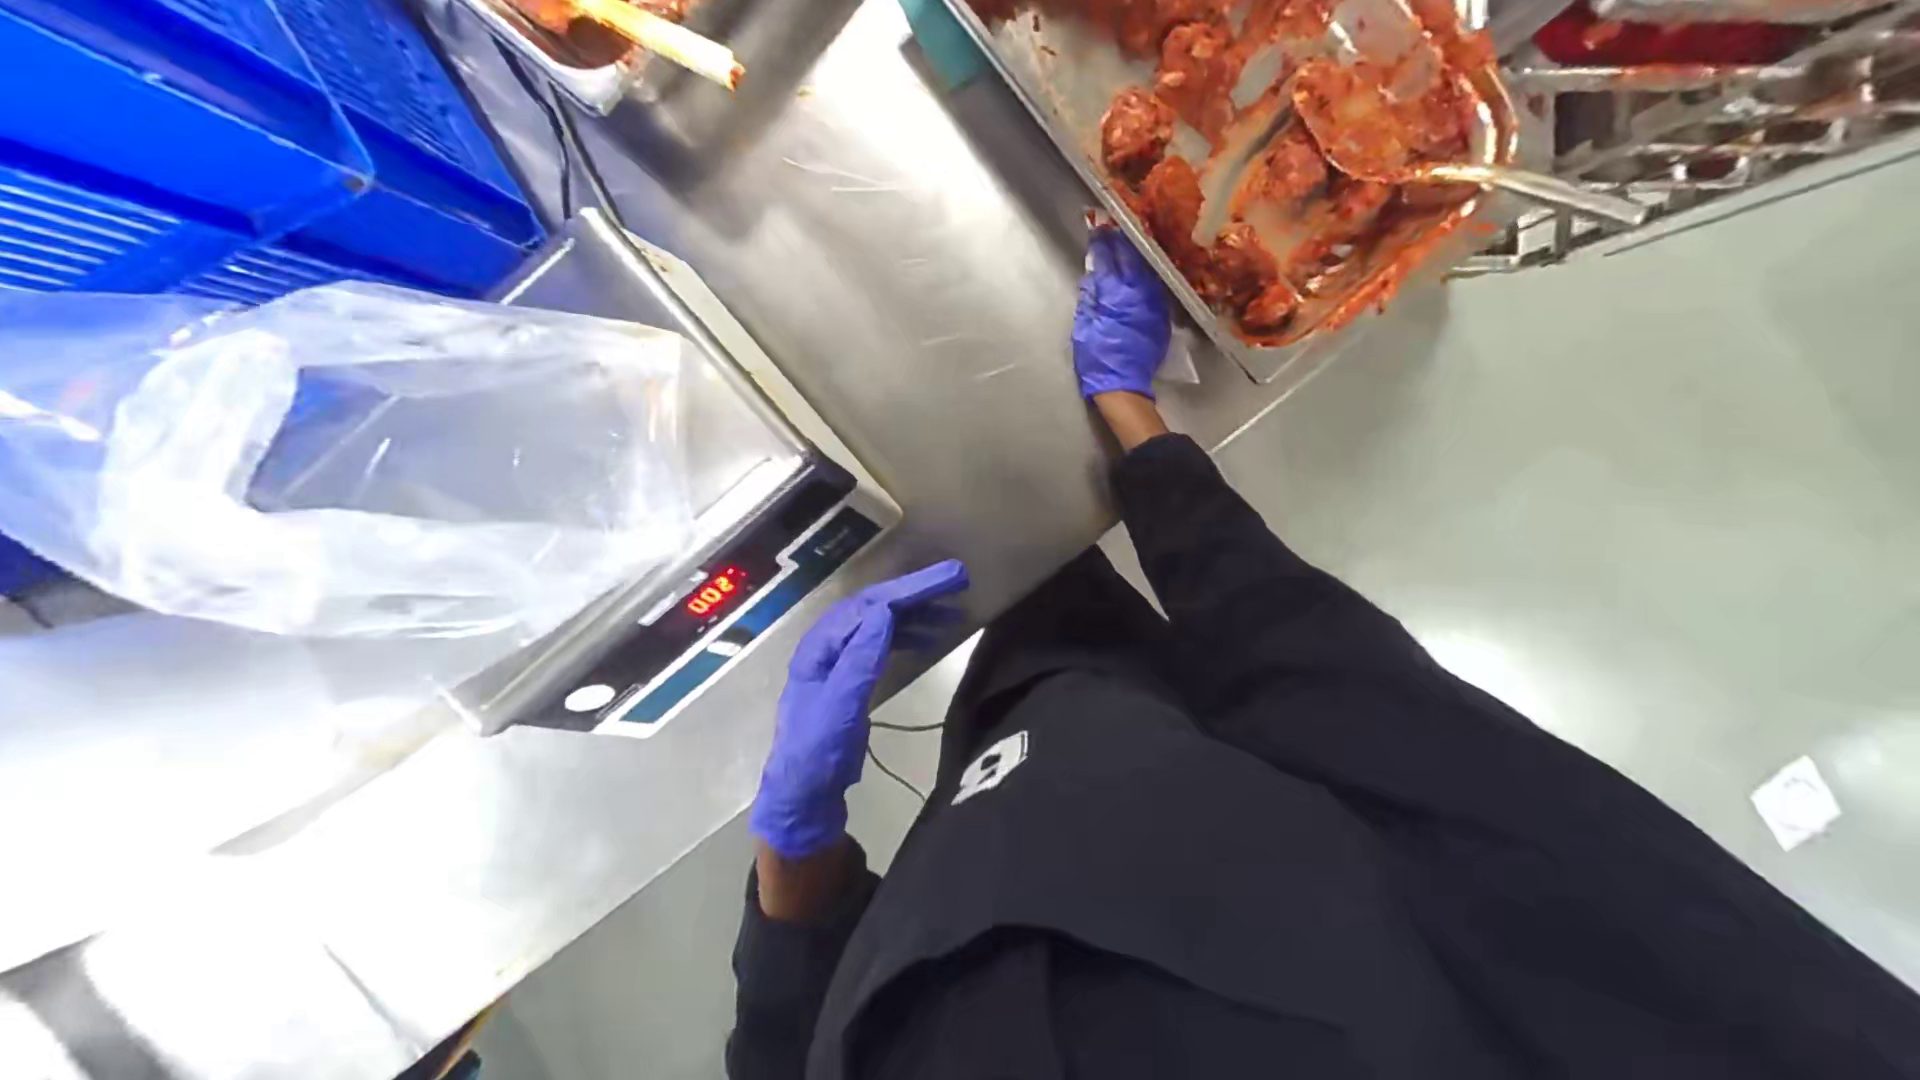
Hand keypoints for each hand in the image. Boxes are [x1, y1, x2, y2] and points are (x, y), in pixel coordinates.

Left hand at [749, 560, 970, 857]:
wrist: (804, 795)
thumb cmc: (817, 751)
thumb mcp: (840, 707)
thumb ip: (861, 659)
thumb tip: (884, 612)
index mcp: (822, 646)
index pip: (870, 604)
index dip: (910, 589)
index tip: (949, 577)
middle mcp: (829, 644)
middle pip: (876, 606)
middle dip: (915, 592)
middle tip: (957, 581)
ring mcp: (840, 659)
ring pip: (880, 622)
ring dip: (914, 613)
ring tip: (951, 613)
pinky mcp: (851, 676)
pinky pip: (881, 641)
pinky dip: (906, 634)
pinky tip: (926, 638)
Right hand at [1071, 227, 1170, 399]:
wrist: (1124, 386)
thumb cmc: (1098, 359)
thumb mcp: (1084, 328)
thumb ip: (1089, 299)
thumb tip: (1092, 277)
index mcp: (1114, 295)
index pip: (1107, 260)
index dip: (1101, 243)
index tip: (1096, 230)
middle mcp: (1137, 293)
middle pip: (1130, 259)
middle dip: (1120, 243)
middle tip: (1113, 231)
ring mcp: (1153, 303)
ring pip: (1146, 270)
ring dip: (1136, 256)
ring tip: (1128, 245)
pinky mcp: (1161, 315)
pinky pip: (1155, 286)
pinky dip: (1147, 275)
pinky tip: (1142, 271)